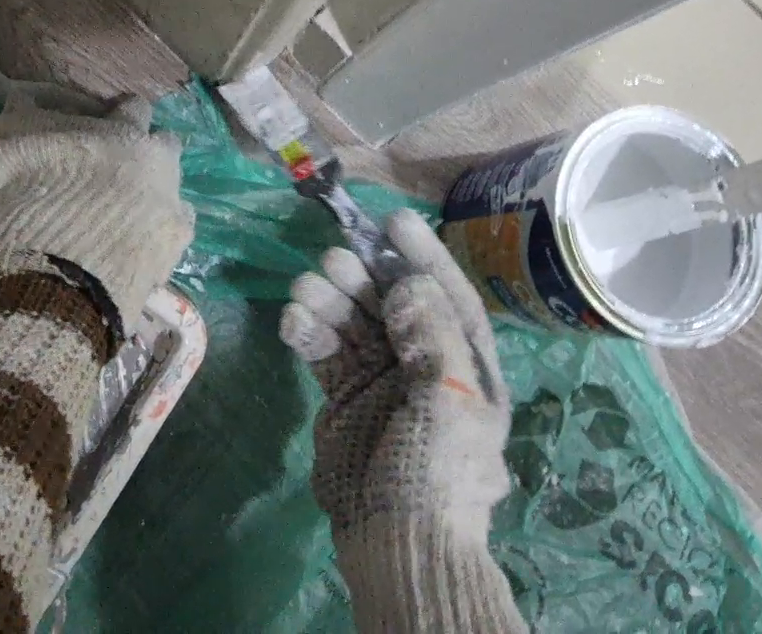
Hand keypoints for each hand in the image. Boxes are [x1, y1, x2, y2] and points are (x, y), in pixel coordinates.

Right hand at [0, 91, 194, 320]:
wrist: (62, 270)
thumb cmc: (34, 202)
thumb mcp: (8, 161)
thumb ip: (15, 142)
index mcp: (124, 133)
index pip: (135, 107)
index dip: (121, 114)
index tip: (109, 124)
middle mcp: (159, 163)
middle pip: (166, 143)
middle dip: (149, 151)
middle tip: (121, 169)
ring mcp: (173, 206)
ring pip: (174, 190)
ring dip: (155, 195)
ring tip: (125, 214)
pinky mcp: (177, 247)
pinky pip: (174, 233)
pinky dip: (157, 235)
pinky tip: (136, 245)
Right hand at [280, 208, 524, 633]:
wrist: (396, 541)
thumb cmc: (438, 471)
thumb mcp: (451, 402)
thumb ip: (431, 336)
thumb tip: (406, 284)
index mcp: (467, 365)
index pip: (448, 297)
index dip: (423, 256)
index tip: (394, 221)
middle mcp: (425, 364)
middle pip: (392, 304)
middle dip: (365, 277)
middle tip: (336, 258)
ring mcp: (381, 379)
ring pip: (354, 323)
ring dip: (330, 300)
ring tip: (307, 286)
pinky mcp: (344, 396)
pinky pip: (325, 351)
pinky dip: (308, 331)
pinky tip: (293, 320)